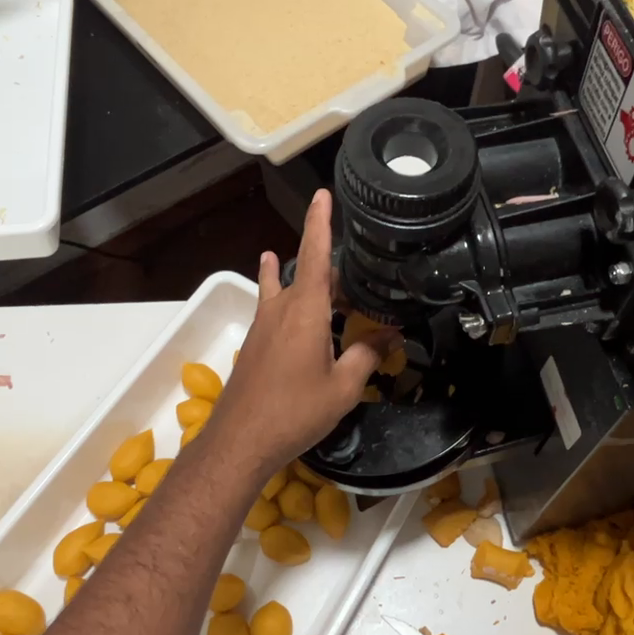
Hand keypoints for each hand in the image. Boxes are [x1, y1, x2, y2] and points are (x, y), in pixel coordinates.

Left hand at [201, 189, 393, 474]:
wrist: (241, 440)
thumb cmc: (296, 411)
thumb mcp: (343, 387)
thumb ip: (368, 355)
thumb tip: (391, 336)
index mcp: (306, 310)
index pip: (316, 253)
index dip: (320, 222)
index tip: (322, 194)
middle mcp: (281, 308)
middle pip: (306, 272)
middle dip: (331, 268)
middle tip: (362, 279)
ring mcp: (264, 326)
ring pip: (286, 289)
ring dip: (303, 280)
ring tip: (316, 273)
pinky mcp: (256, 344)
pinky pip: (276, 309)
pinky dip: (289, 301)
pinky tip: (294, 311)